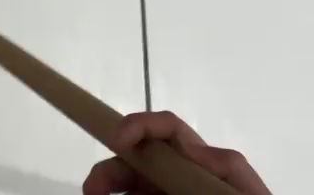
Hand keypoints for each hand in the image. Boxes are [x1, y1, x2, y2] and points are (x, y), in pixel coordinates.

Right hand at [84, 111, 271, 194]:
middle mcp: (187, 178)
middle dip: (113, 167)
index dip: (140, 126)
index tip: (116, 141)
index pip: (169, 129)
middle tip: (91, 190)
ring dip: (111, 186)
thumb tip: (184, 149)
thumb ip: (222, 168)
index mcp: (208, 166)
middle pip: (142, 159)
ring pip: (136, 185)